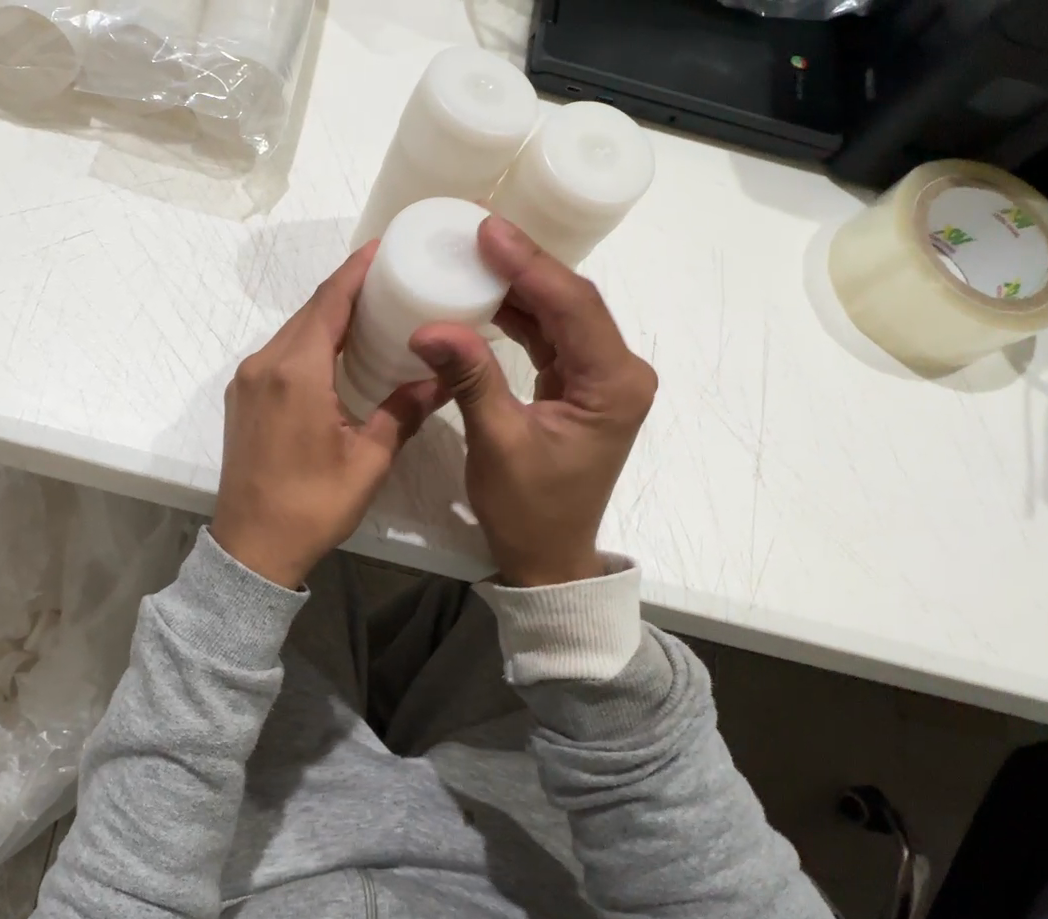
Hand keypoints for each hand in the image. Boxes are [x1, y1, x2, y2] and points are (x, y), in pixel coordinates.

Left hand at [211, 244, 448, 588]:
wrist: (251, 549)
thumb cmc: (311, 507)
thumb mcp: (367, 462)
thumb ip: (402, 412)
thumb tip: (438, 380)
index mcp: (295, 373)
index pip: (329, 302)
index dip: (357, 270)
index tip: (384, 248)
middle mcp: (263, 366)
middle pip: (309, 312)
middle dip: (347, 291)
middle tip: (390, 280)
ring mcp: (245, 383)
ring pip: (291, 333)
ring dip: (327, 319)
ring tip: (370, 312)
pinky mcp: (240, 401)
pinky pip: (277, 356)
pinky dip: (308, 344)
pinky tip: (335, 352)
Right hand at [409, 217, 655, 586]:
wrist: (547, 558)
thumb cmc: (528, 510)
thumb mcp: (497, 443)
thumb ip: (471, 380)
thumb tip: (429, 327)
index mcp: (613, 383)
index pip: (573, 306)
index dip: (529, 265)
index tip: (487, 231)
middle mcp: (618, 373)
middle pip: (572, 304)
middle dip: (525, 267)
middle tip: (477, 232)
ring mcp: (600, 382)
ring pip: (561, 319)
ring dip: (521, 289)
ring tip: (477, 256)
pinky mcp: (578, 392)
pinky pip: (550, 342)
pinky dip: (519, 320)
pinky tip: (488, 300)